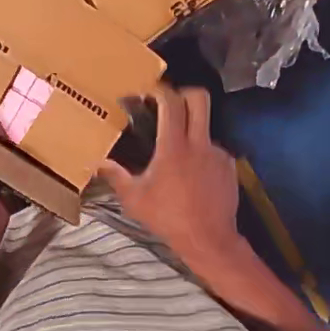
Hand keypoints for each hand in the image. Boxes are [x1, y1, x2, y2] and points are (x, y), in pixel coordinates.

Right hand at [95, 85, 249, 276]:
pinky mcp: (229, 166)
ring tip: (176, 154)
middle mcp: (199, 143)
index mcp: (173, 147)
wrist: (208, 239)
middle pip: (200, 99)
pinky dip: (201, 155)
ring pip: (205, 128)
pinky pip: (212, 151)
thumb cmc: (167, 218)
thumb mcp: (134, 199)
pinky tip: (191, 175)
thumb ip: (116, 176)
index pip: (171, 104)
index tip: (149, 93)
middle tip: (169, 104)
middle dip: (184, 93)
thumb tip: (100, 163)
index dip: (160, 91)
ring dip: (191, 132)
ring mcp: (217, 154)